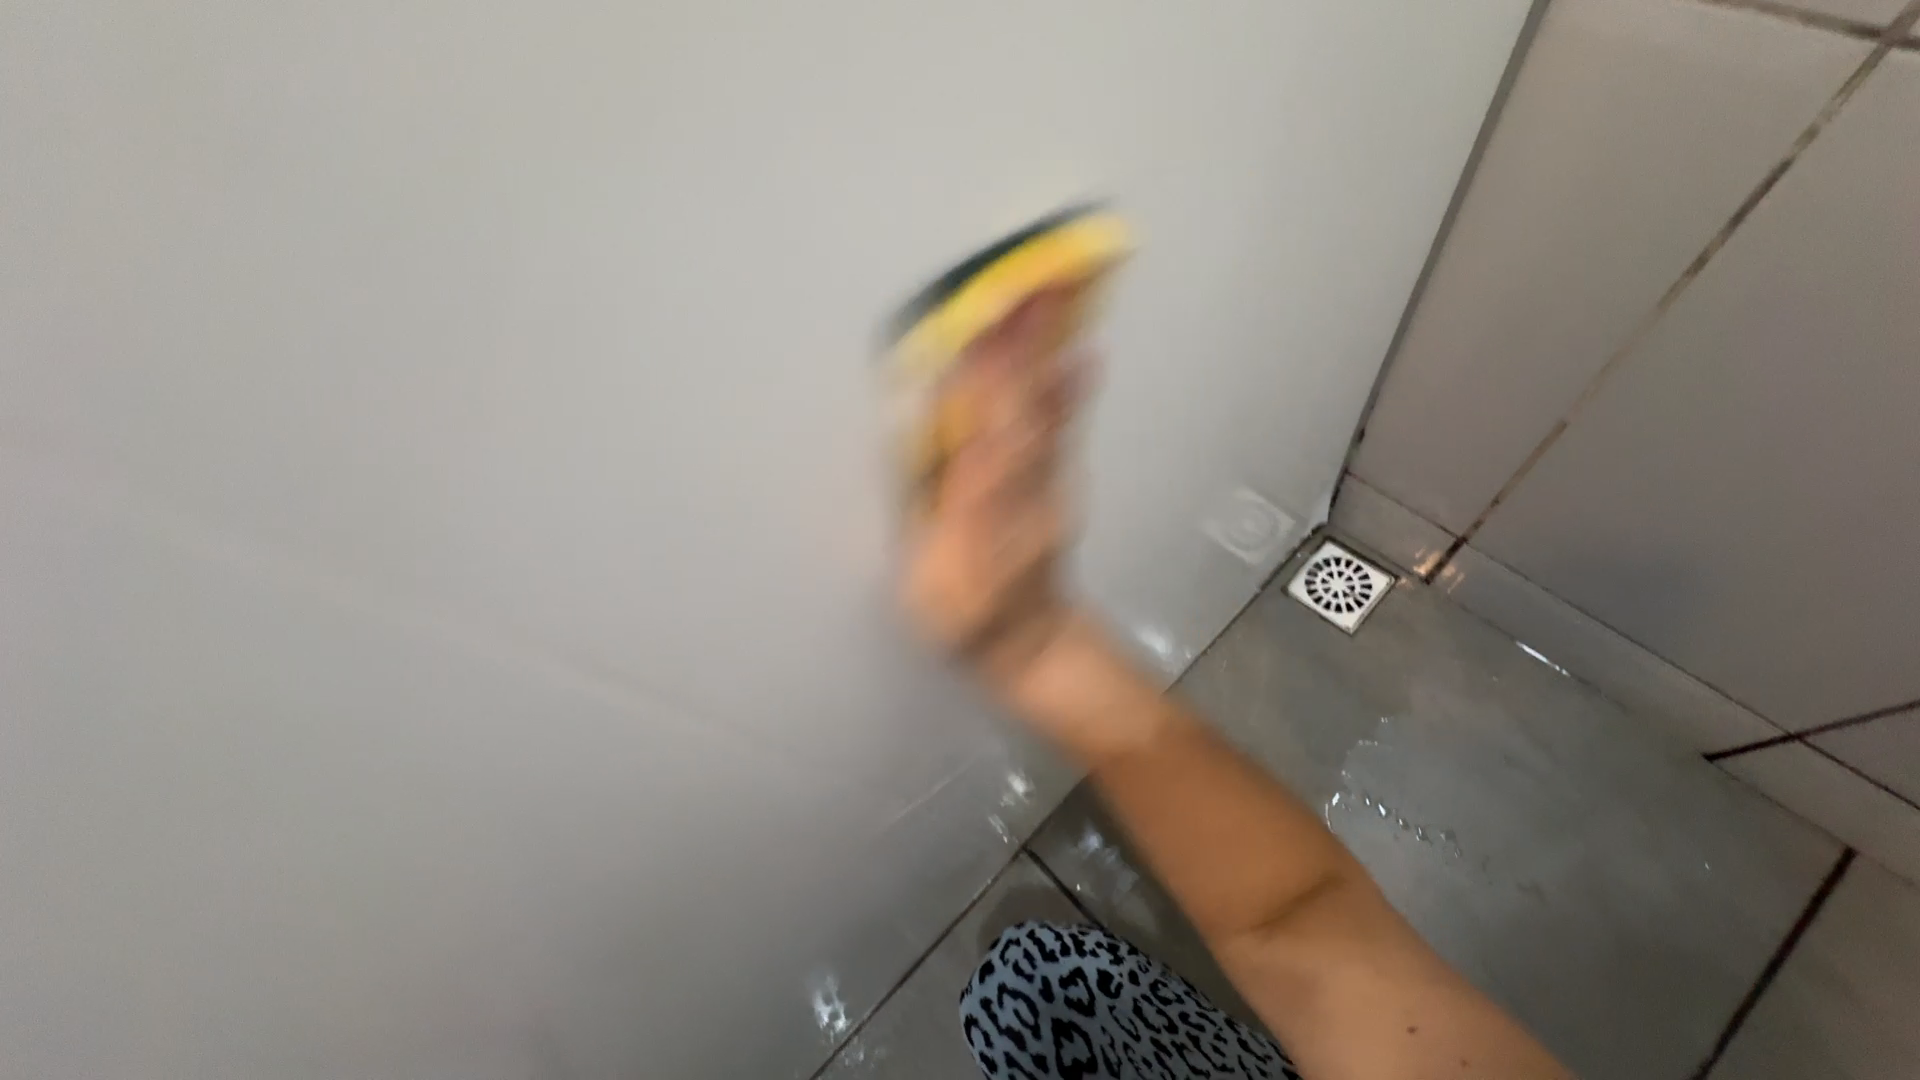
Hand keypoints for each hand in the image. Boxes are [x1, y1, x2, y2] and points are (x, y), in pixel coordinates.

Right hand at [900, 287, 1087, 693]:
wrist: (1031, 643)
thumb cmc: (970, 615)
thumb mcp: (936, 582)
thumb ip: (944, 509)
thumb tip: (953, 439)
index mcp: (984, 511)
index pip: (985, 430)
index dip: (987, 378)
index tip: (987, 323)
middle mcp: (1025, 491)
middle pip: (1023, 409)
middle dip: (1026, 346)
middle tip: (1034, 284)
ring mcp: (1048, 487)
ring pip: (1046, 412)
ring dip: (1048, 353)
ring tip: (1055, 298)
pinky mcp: (1058, 487)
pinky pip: (1064, 430)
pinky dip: (1073, 390)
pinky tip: (1085, 356)